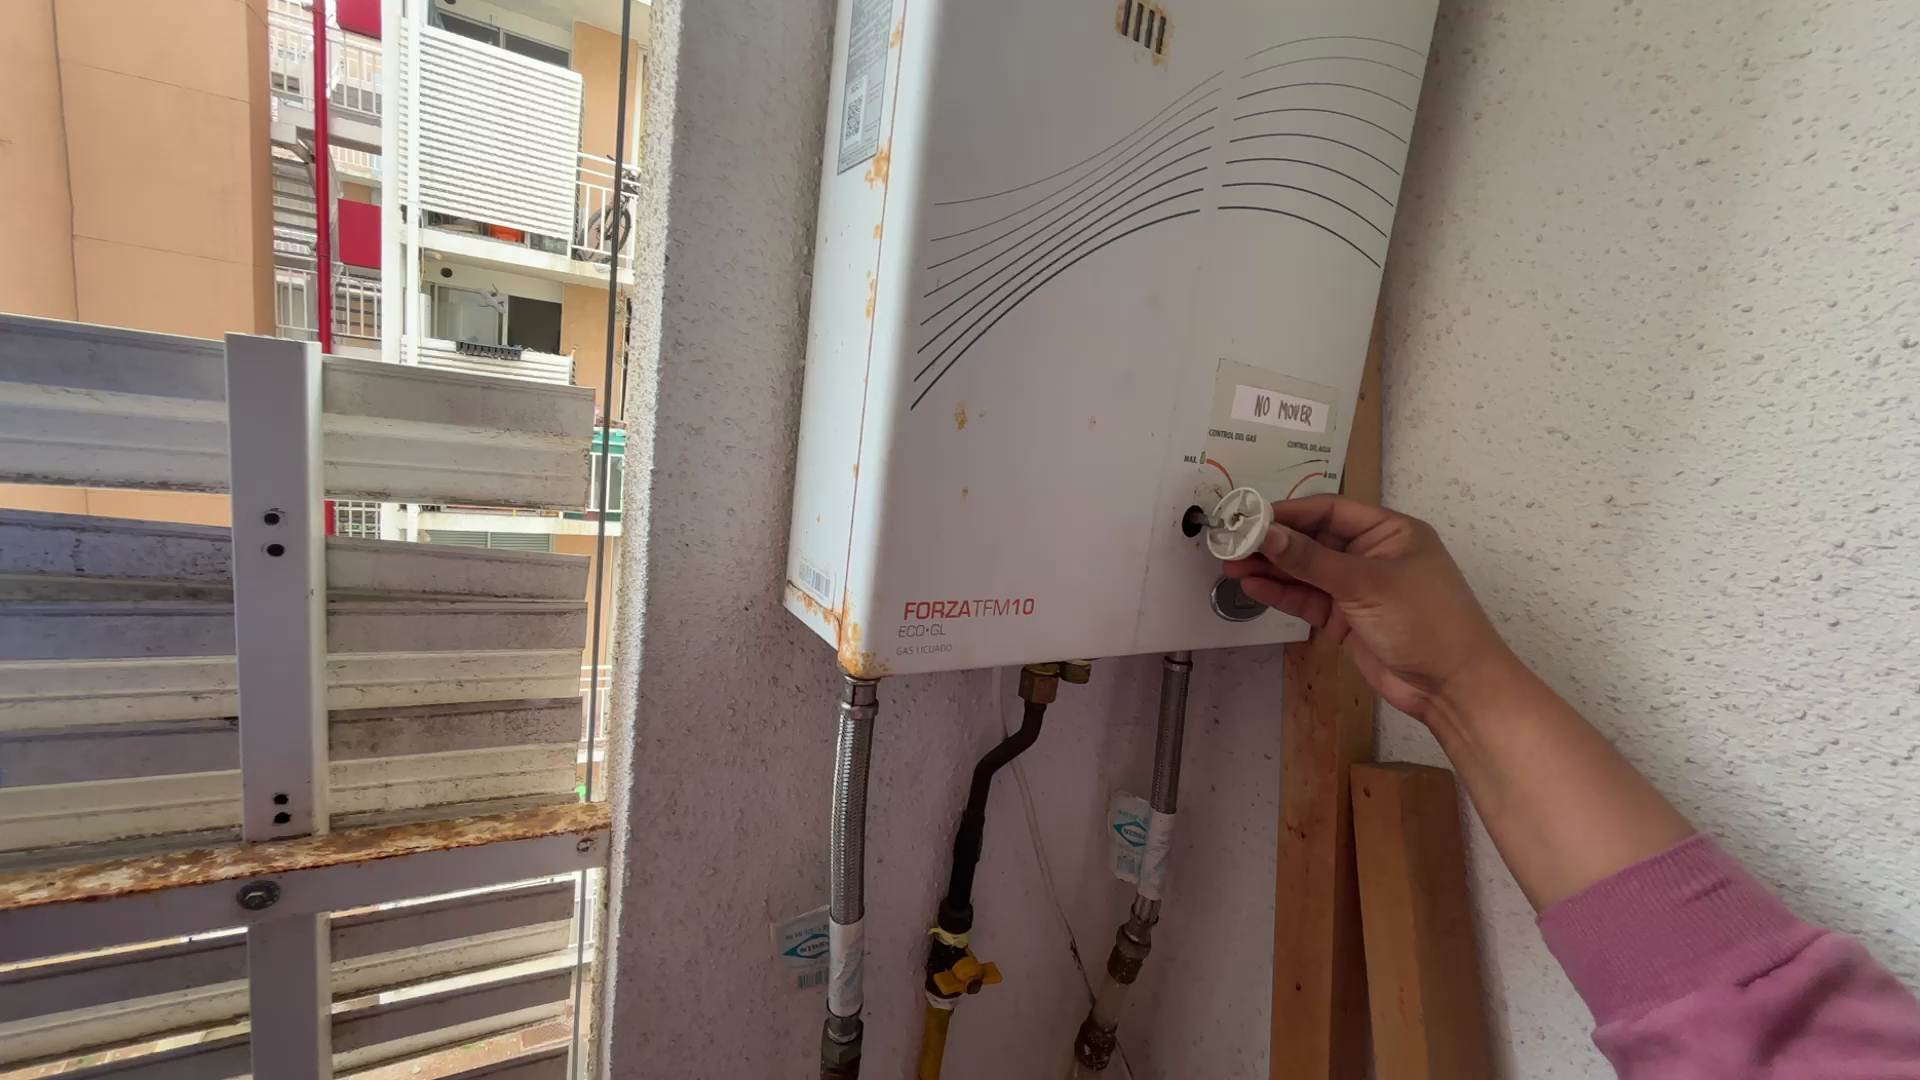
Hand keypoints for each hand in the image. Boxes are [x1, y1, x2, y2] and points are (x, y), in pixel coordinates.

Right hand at [1223, 495, 1516, 722]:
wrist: (1454, 689)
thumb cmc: (1426, 622)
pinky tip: (1253, 587)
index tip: (1249, 517)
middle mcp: (1370, 554)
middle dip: (1272, 543)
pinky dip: (1280, 593)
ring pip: (1304, 571)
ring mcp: (1356, 587)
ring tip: (1231, 566)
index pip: (1329, 511)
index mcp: (1389, 533)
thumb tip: (1266, 533)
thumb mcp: (1366, 584)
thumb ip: (1311, 560)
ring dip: (1270, 569)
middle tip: (1232, 543)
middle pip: (1311, 540)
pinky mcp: (1344, 617)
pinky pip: (1306, 598)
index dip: (1288, 513)